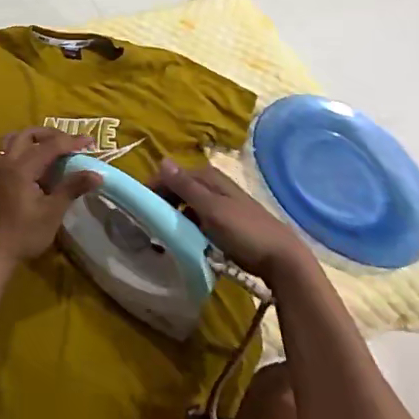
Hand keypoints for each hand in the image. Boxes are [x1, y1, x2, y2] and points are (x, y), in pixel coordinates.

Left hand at [0, 128, 100, 264]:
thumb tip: (97, 175)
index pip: (50, 146)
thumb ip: (72, 188)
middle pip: (28, 135)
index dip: (71, 141)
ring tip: (45, 146)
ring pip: (9, 141)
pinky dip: (4, 151)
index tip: (90, 141)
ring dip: (29, 138)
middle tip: (69, 143)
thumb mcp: (52, 212)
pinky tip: (13, 158)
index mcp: (22, 168)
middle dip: (50, 134)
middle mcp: (5, 163)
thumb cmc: (24, 234)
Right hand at [152, 159, 308, 284]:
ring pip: (186, 206)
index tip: (137, 207)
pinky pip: (196, 220)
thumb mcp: (212, 209)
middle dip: (162, 203)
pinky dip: (186, 228)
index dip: (154, 188)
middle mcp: (213, 186)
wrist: (280, 258)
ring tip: (160, 236)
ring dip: (173, 217)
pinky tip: (181, 242)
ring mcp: (219, 205)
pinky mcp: (223, 223)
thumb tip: (162, 160)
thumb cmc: (245, 231)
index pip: (171, 176)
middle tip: (147, 225)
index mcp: (209, 178)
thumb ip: (186, 187)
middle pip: (178, 190)